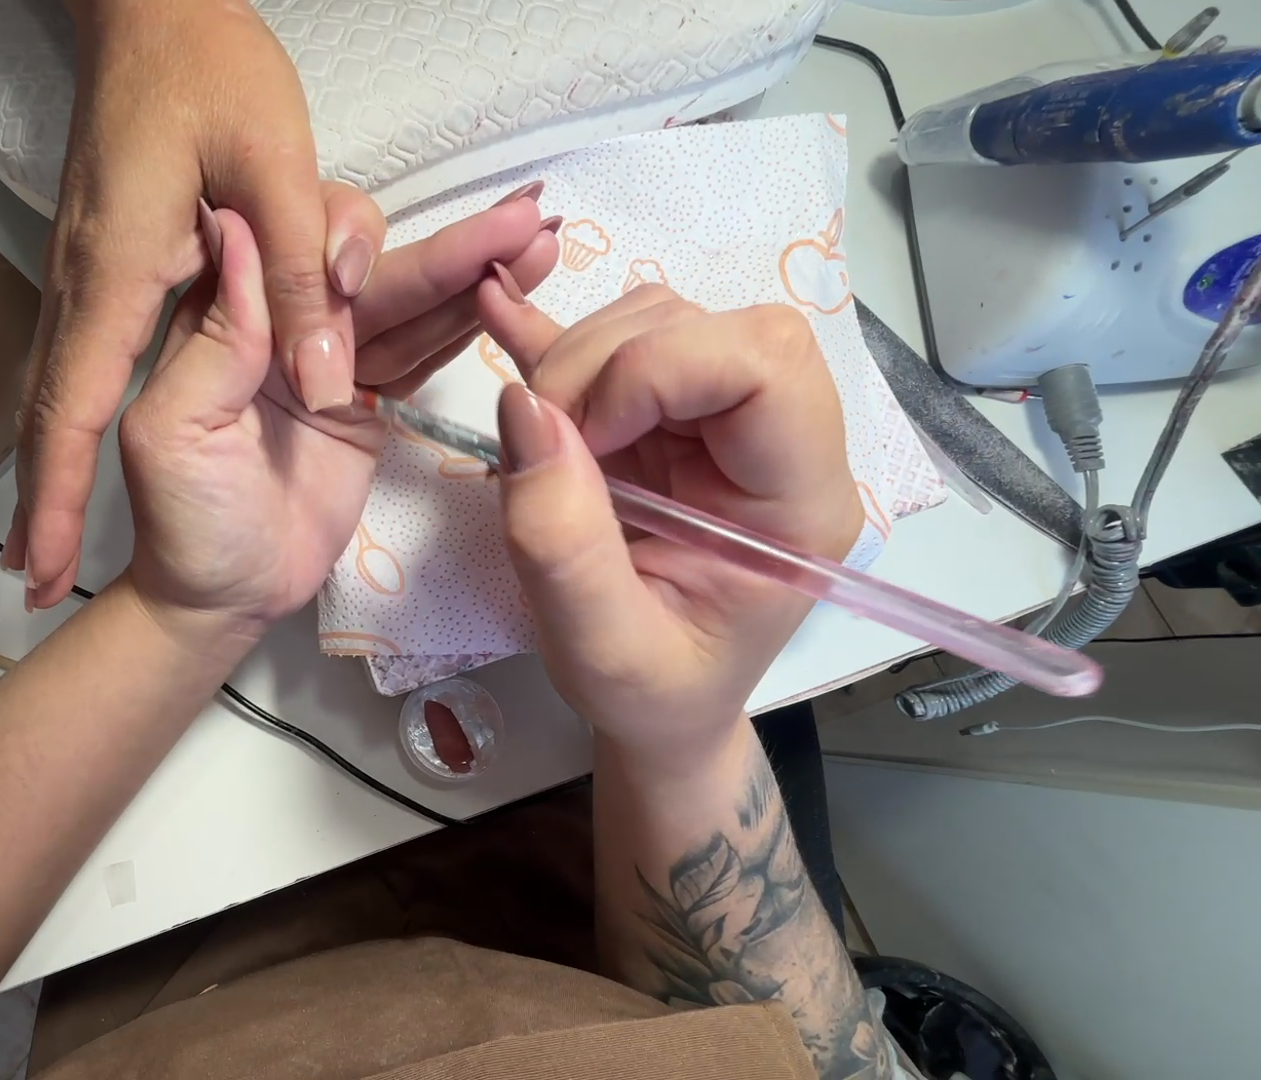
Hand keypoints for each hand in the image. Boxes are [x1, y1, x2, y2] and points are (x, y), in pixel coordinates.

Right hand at [13, 0, 362, 605]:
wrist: (150, 8)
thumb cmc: (210, 70)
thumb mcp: (275, 163)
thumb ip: (300, 277)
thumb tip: (324, 379)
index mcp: (119, 275)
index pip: (73, 409)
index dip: (55, 497)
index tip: (40, 569)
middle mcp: (84, 289)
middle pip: (48, 415)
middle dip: (38, 505)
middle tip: (33, 579)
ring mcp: (84, 280)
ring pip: (58, 392)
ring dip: (48, 472)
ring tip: (41, 545)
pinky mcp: (101, 270)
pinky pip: (79, 363)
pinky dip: (68, 423)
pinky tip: (69, 456)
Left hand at [120, 195, 557, 634]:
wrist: (231, 593)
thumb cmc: (186, 520)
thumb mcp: (177, 431)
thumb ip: (217, 340)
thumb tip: (237, 227)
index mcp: (222, 320)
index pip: (283, 250)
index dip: (332, 240)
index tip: (364, 262)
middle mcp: (282, 327)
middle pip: (363, 272)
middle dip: (439, 251)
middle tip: (518, 220)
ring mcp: (329, 364)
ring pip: (402, 311)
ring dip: (468, 277)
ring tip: (535, 239)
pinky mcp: (364, 402)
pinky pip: (415, 358)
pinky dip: (459, 328)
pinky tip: (509, 291)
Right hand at [479, 284, 861, 772]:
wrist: (660, 703)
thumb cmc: (650, 691)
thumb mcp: (600, 647)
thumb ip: (562, 542)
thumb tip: (522, 408)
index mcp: (793, 502)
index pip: (763, 363)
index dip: (654, 374)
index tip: (583, 445)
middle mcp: (769, 443)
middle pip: (700, 328)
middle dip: (595, 368)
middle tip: (541, 449)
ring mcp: (714, 424)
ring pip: (653, 323)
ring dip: (572, 364)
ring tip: (536, 440)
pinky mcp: (661, 420)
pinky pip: (615, 347)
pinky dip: (553, 336)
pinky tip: (501, 309)